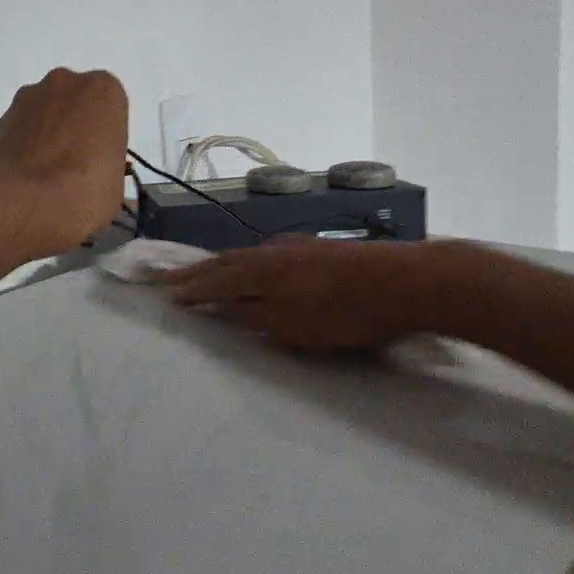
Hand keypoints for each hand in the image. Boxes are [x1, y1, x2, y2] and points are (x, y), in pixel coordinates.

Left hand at [0, 67, 127, 254]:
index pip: (110, 109)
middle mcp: (65, 81)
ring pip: (45, 114)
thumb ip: (107, 165)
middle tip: (74, 167)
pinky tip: (25, 175)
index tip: (100, 163)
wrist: (24, 201)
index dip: (105, 139)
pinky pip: (21, 129)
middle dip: (74, 129)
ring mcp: (28, 97)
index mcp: (104, 89)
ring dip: (47, 135)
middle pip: (75, 104)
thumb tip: (93, 175)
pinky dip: (24, 146)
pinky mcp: (1, 118)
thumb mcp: (116, 185)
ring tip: (46, 175)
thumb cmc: (85, 190)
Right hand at [159, 236, 445, 350]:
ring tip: (206, 270)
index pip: (214, 281)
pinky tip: (260, 265)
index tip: (164, 294)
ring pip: (248, 254)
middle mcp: (273, 252)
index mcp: (261, 272)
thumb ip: (255, 316)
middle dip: (197, 271)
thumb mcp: (294, 326)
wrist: (408, 281)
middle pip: (226, 261)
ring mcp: (298, 247)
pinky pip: (269, 253)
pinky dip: (250, 262)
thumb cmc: (347, 312)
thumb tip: (223, 307)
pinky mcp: (321, 249)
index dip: (190, 289)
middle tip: (172, 277)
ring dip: (222, 264)